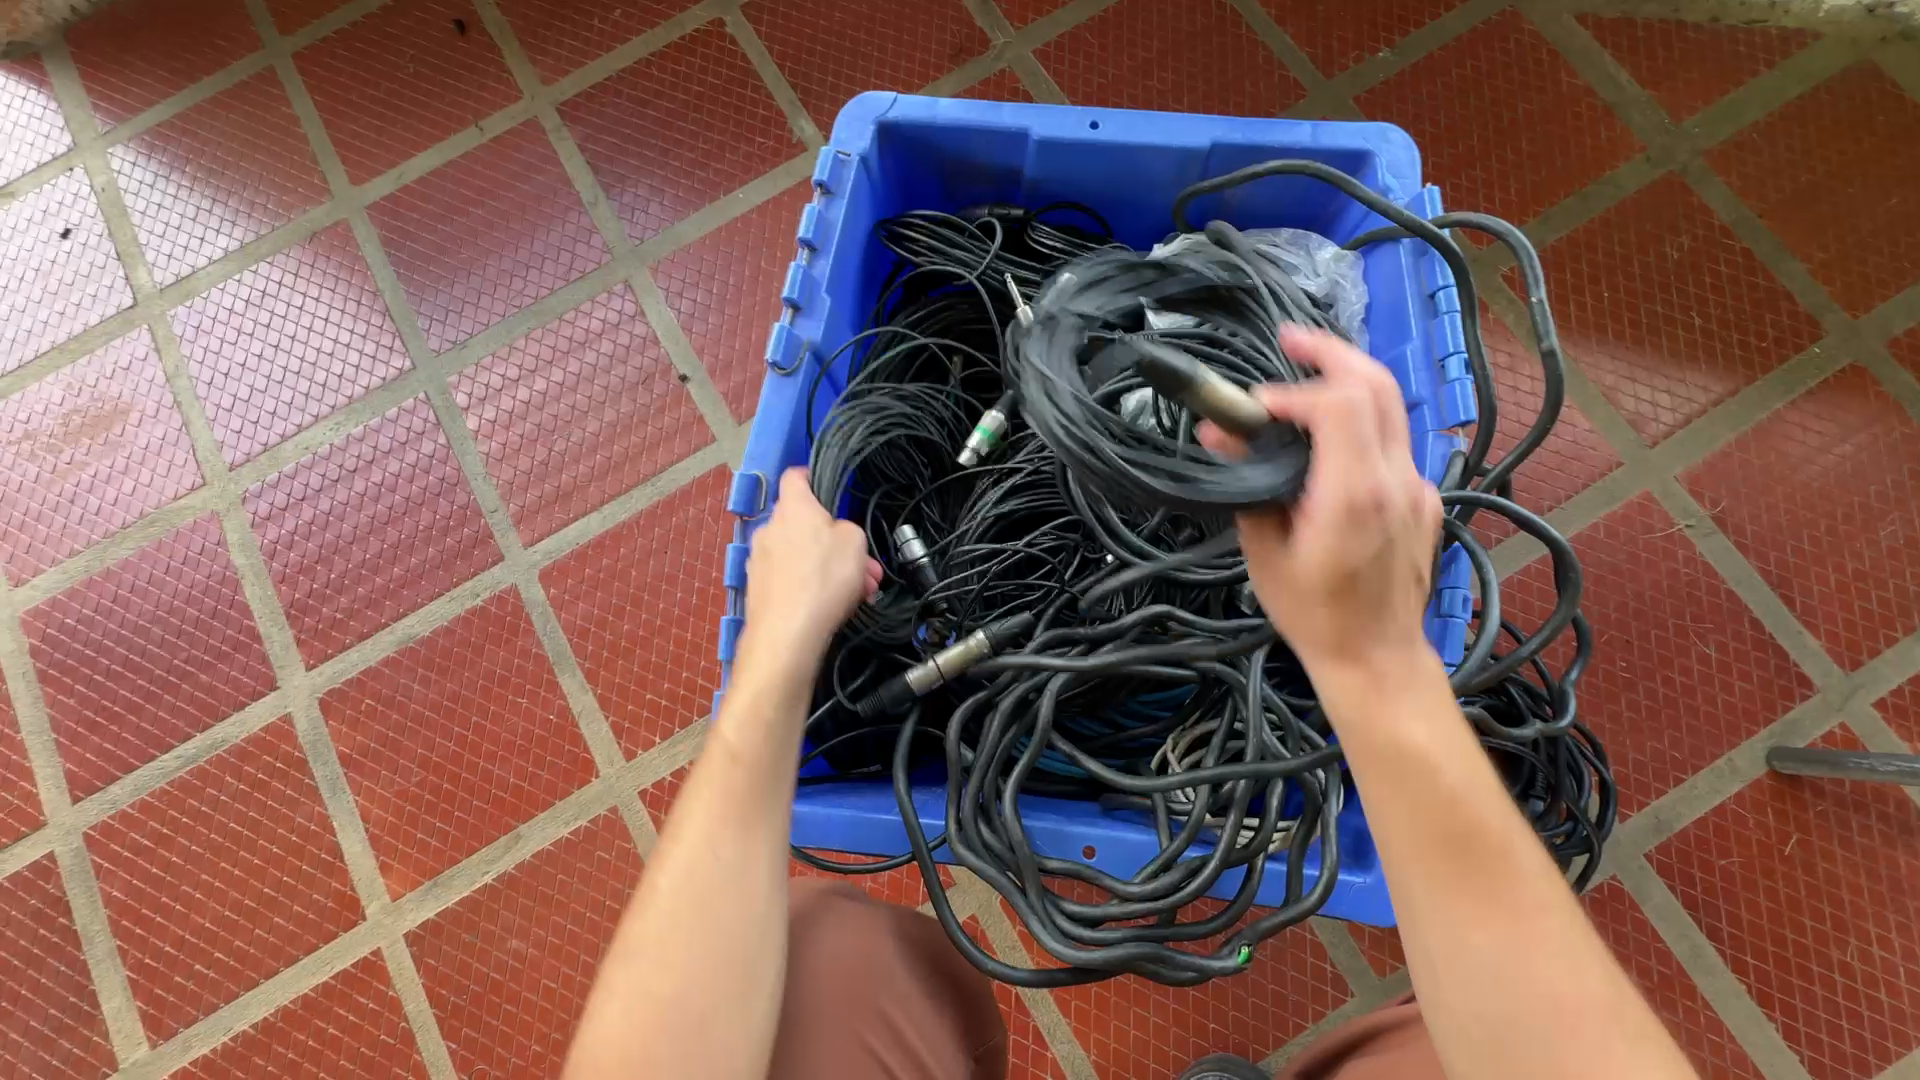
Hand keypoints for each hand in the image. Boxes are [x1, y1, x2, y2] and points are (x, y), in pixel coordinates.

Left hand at [736, 468, 882, 682]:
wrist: (787, 633)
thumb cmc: (823, 579)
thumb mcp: (855, 542)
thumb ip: (848, 530)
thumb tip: (839, 536)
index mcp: (792, 507)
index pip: (795, 476)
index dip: (813, 477)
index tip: (828, 489)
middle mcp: (769, 528)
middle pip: (804, 524)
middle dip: (836, 542)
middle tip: (862, 565)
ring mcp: (759, 559)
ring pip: (801, 555)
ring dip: (827, 568)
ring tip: (856, 591)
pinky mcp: (757, 588)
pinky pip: (790, 578)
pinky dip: (810, 586)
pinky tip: (831, 606)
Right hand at [1199, 326, 1442, 677]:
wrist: (1377, 655)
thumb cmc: (1313, 613)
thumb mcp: (1264, 552)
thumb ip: (1247, 486)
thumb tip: (1221, 437)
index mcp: (1355, 495)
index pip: (1337, 406)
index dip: (1291, 390)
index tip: (1252, 405)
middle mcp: (1397, 480)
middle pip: (1378, 385)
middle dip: (1331, 352)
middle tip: (1287, 338)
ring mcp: (1419, 486)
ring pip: (1393, 405)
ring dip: (1349, 376)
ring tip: (1306, 365)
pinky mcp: (1424, 496)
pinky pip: (1393, 438)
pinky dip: (1359, 416)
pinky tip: (1328, 427)